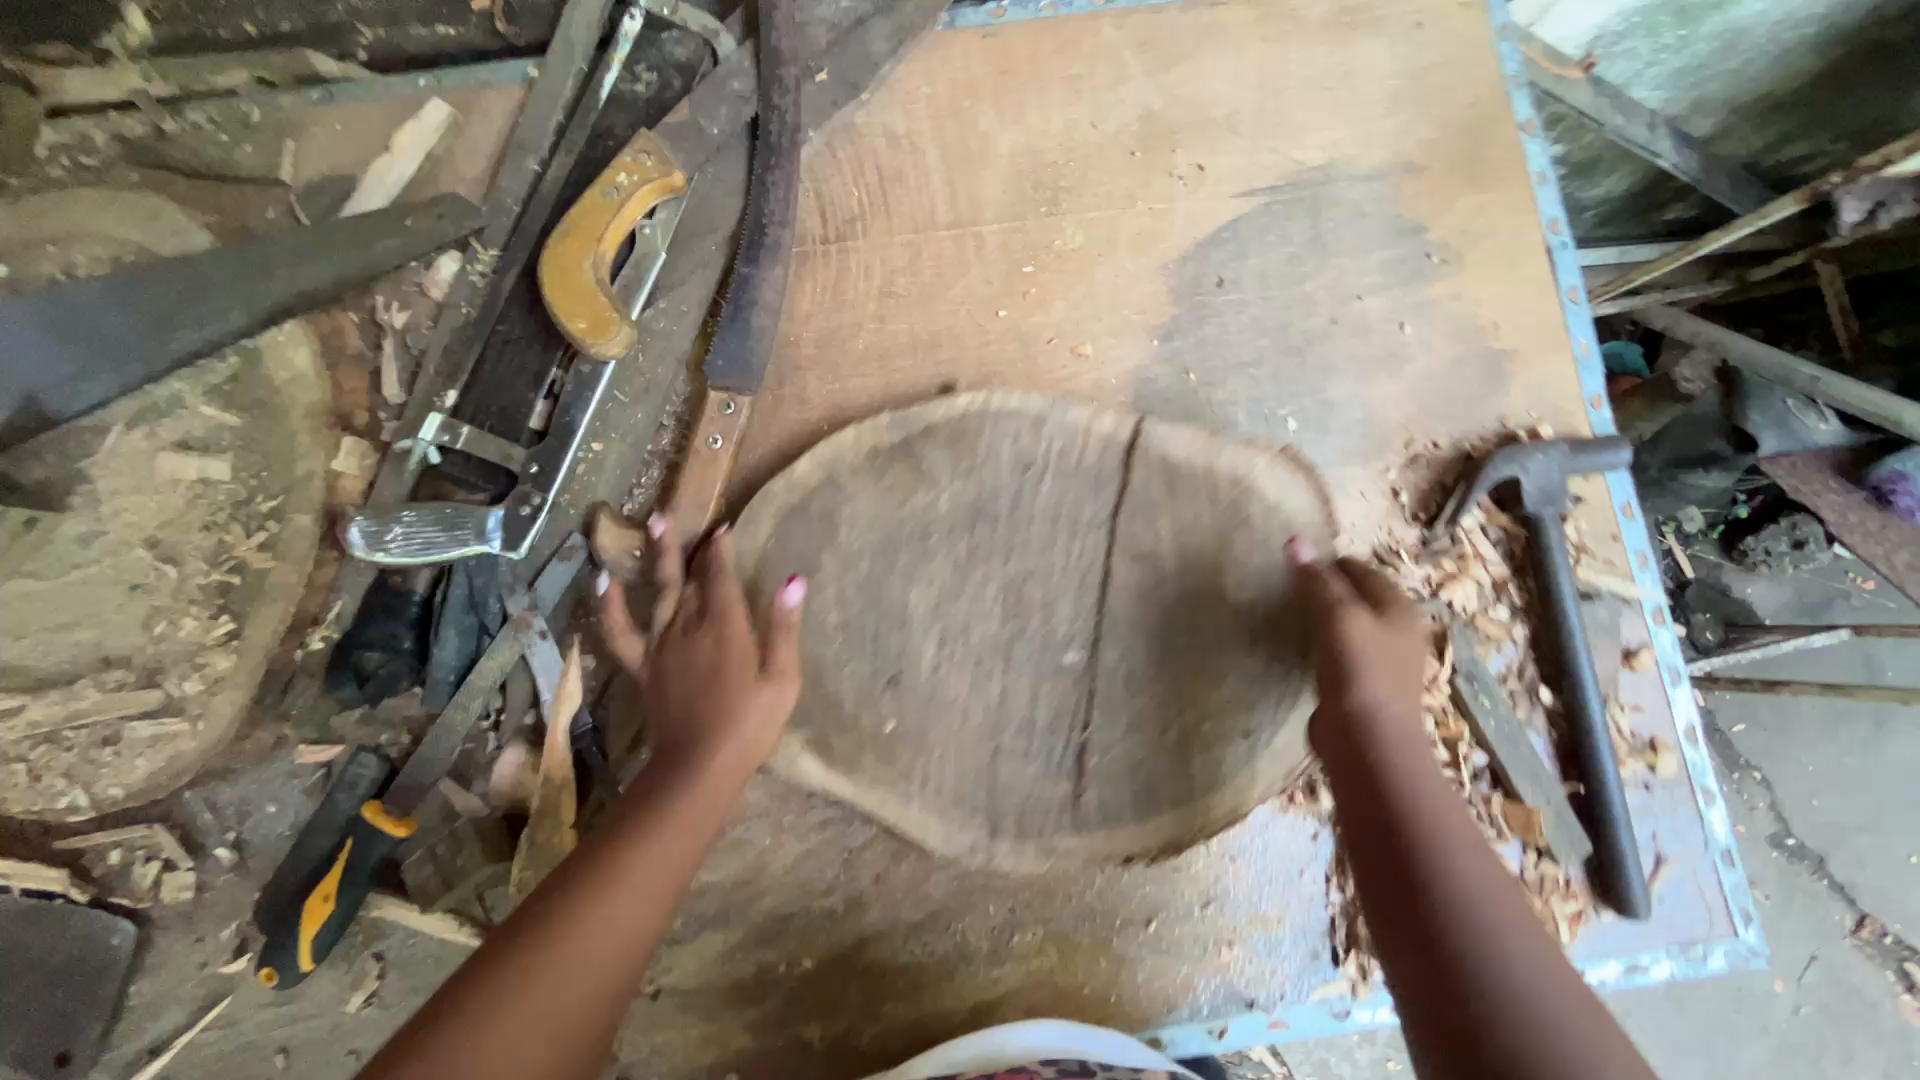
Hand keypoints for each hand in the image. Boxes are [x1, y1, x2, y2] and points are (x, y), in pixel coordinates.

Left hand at [599, 514, 807, 778]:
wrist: (699, 766)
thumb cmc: (751, 724)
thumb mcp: (782, 679)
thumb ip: (784, 627)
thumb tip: (794, 580)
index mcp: (726, 626)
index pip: (721, 575)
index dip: (721, 549)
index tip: (723, 527)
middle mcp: (689, 625)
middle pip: (687, 577)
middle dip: (686, 545)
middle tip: (675, 514)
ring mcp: (661, 645)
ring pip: (658, 591)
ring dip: (656, 557)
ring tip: (652, 525)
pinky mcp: (643, 667)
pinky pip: (620, 631)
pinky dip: (610, 606)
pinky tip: (605, 583)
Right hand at [1286, 537, 1428, 747]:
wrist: (1368, 741)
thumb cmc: (1358, 671)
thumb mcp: (1336, 617)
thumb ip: (1316, 580)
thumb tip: (1295, 540)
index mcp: (1399, 607)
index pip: (1359, 569)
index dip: (1325, 563)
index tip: (1290, 567)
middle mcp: (1397, 629)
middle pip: (1355, 596)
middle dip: (1322, 590)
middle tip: (1284, 590)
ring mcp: (1382, 660)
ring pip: (1346, 625)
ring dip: (1319, 619)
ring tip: (1286, 615)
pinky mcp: (1362, 685)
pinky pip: (1338, 653)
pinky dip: (1319, 645)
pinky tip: (1297, 649)